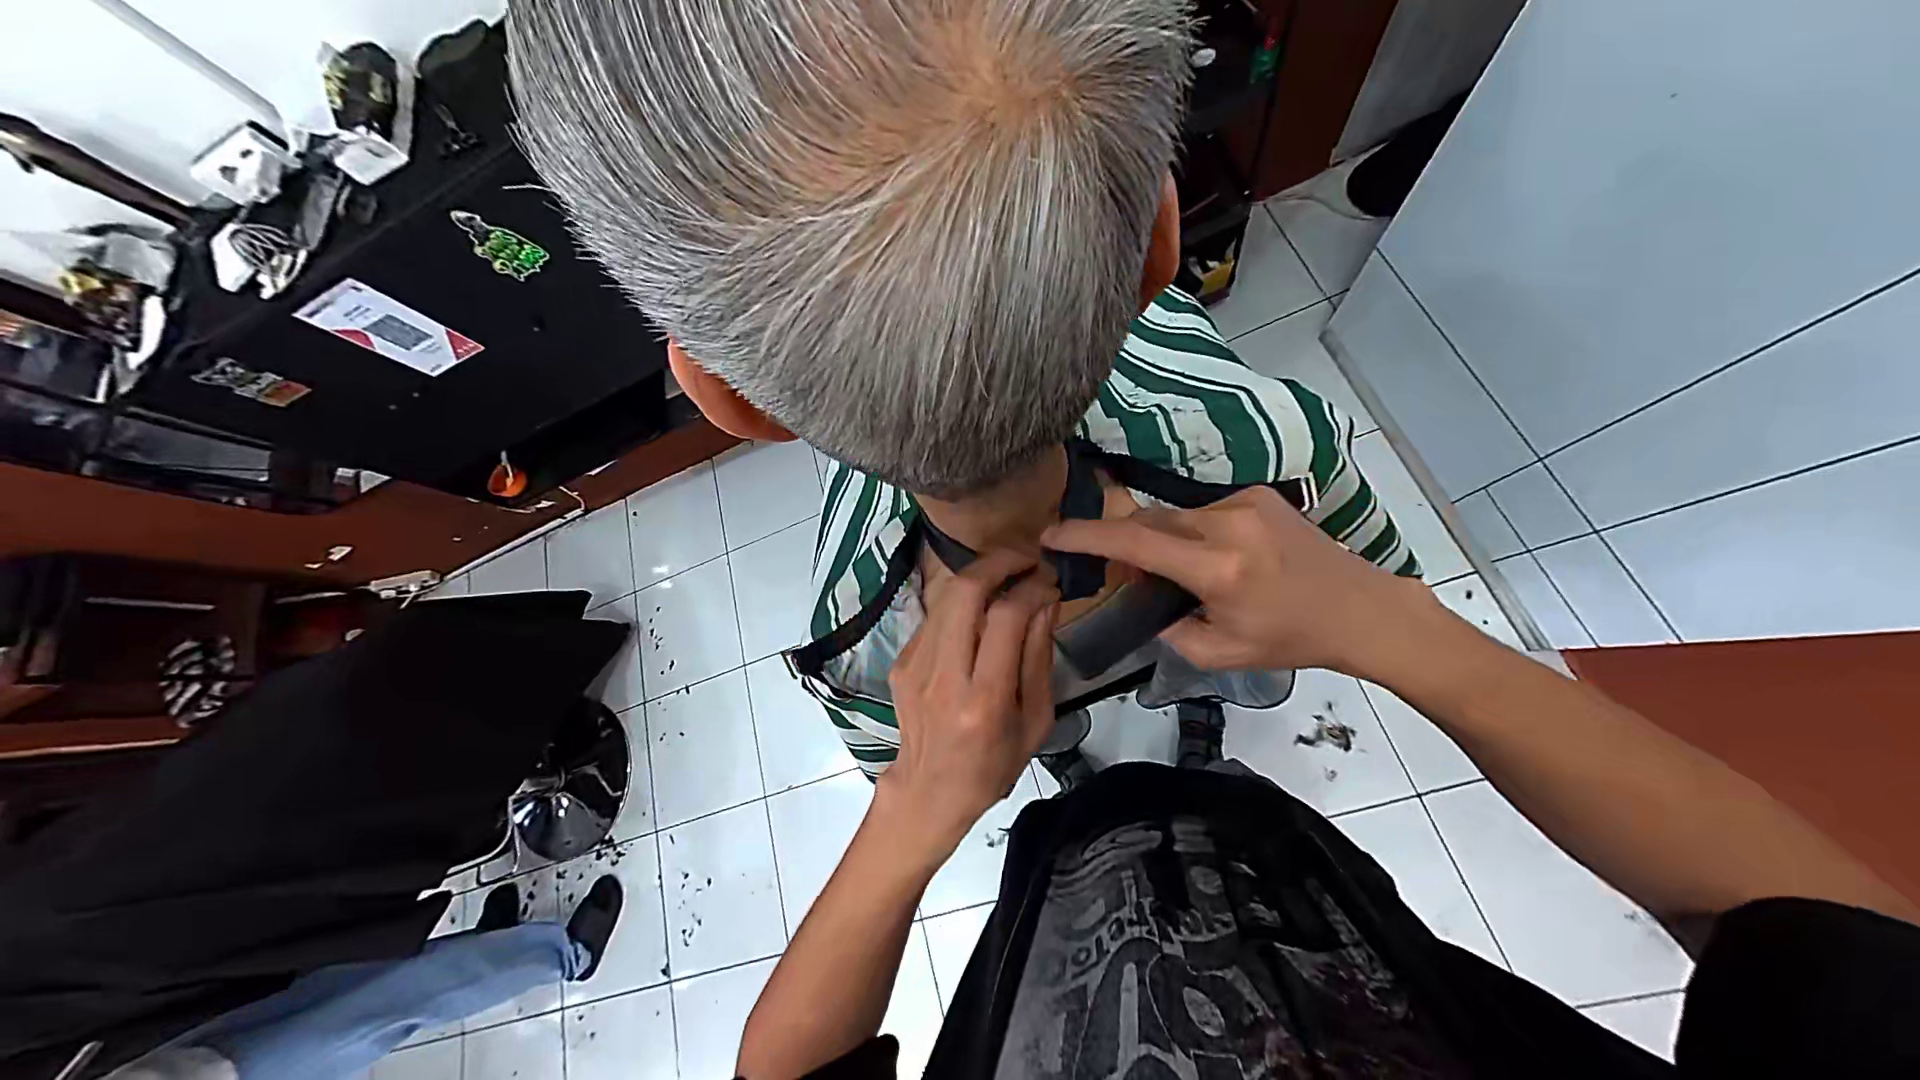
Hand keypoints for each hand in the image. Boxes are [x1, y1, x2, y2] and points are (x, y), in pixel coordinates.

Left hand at [881, 550, 1059, 850]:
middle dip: (999, 563)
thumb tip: (1044, 603)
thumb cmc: (993, 764)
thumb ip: (1039, 657)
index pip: (1005, 618)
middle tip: (1026, 560)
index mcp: (984, 700)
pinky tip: (980, 610)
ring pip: (946, 596)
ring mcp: (916, 666)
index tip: (1049, 581)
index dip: (1031, 588)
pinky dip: (961, 602)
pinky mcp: (902, 661)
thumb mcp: (1036, 720)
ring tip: (1007, 575)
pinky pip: (936, 616)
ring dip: (980, 576)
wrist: (930, 790)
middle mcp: (944, 676)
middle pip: (965, 592)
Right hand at [1041, 487, 1443, 680]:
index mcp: (1221, 569)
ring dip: (1162, 541)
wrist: (1360, 608)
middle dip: (1127, 544)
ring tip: (1182, 574)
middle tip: (1127, 577)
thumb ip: (1166, 625)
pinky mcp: (1257, 493)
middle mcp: (1230, 523)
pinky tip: (1213, 558)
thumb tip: (1138, 592)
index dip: (1087, 536)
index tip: (1051, 534)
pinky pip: (1200, 510)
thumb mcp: (1219, 652)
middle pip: (1150, 523)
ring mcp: (1246, 501)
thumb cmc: (1290, 639)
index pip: (1137, 542)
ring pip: (1173, 517)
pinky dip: (1190, 533)